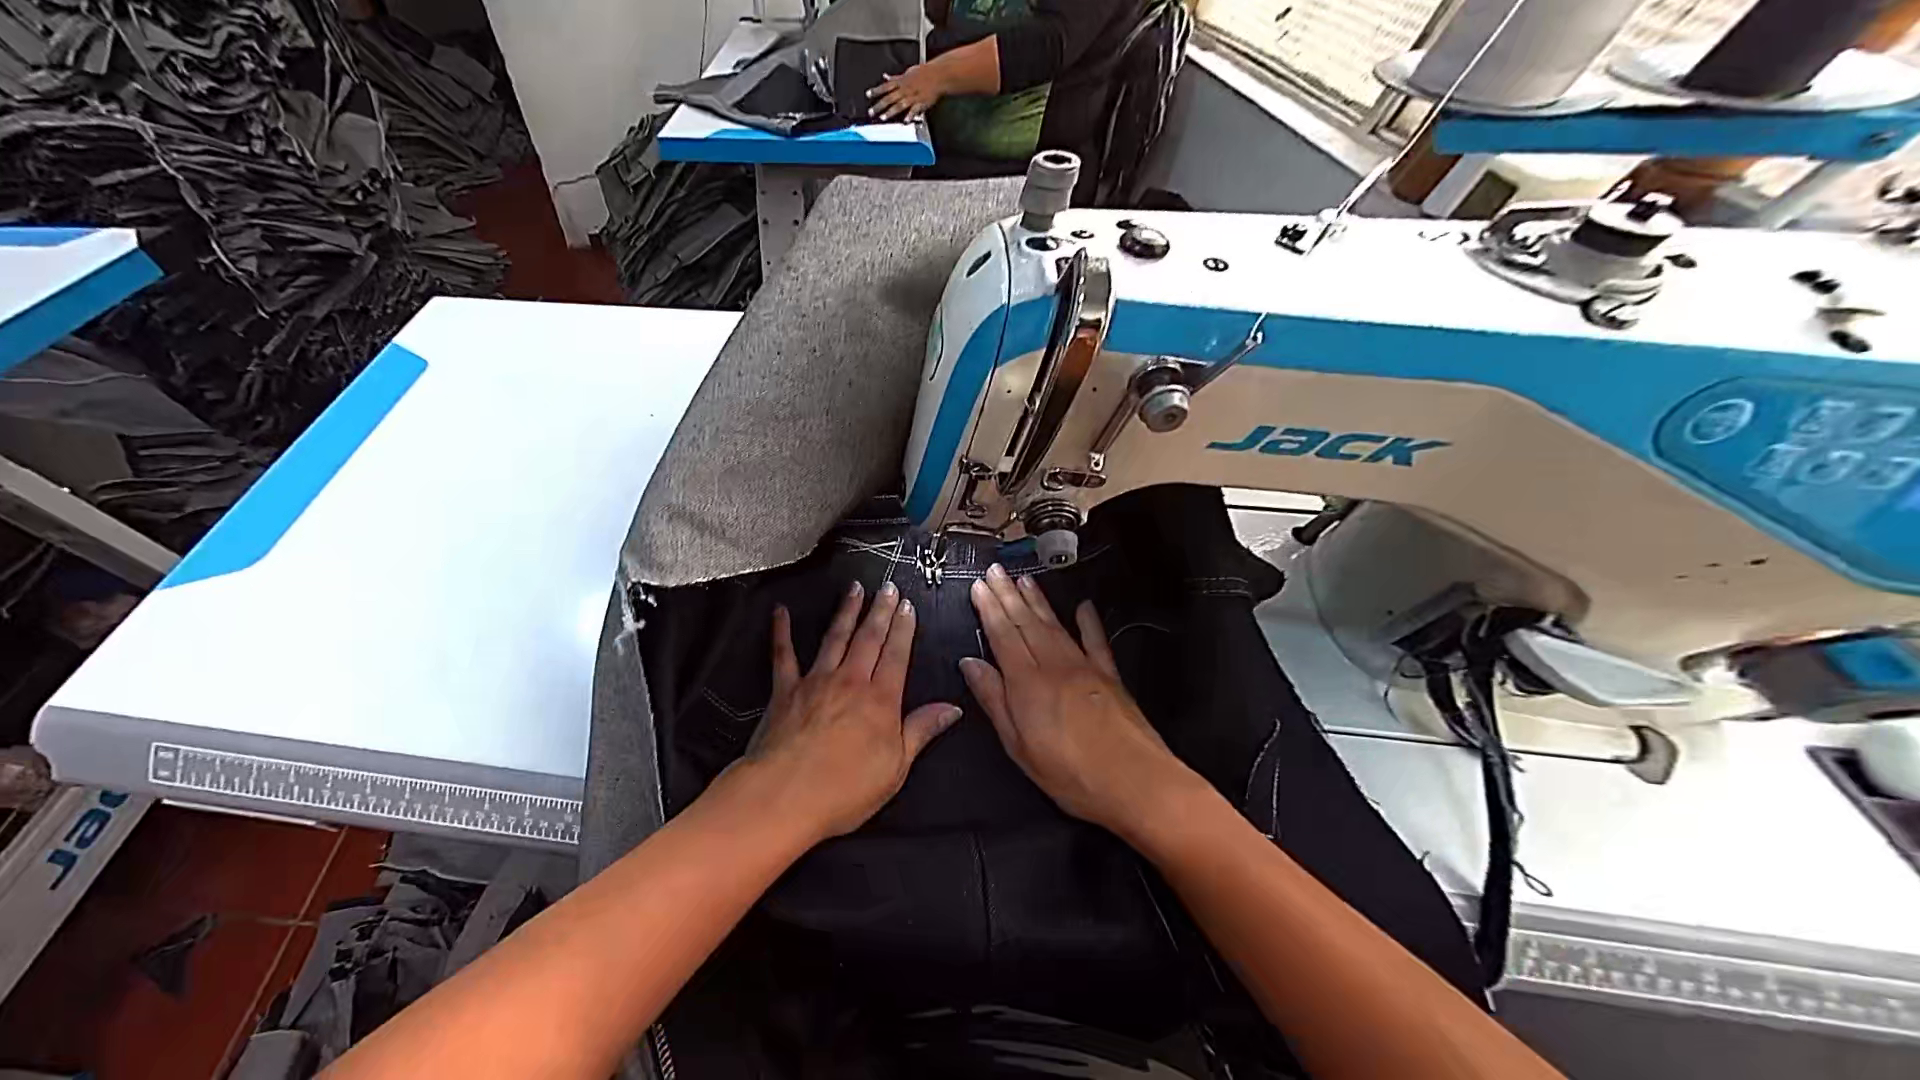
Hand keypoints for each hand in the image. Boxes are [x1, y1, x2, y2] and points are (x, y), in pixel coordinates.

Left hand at [731, 580, 960, 841]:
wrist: (784, 797)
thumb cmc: (843, 790)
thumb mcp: (896, 767)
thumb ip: (922, 730)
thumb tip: (952, 709)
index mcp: (880, 700)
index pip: (897, 653)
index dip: (904, 627)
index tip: (908, 606)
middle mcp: (850, 682)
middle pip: (869, 637)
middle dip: (881, 610)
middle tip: (888, 587)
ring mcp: (816, 682)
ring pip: (835, 637)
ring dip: (847, 611)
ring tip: (855, 589)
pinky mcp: (785, 691)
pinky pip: (784, 655)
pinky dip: (782, 632)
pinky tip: (781, 613)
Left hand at [867, 64, 945, 120]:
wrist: (937, 75)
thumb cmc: (923, 73)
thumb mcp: (907, 73)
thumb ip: (895, 78)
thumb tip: (885, 77)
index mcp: (901, 82)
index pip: (886, 86)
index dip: (876, 90)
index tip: (868, 95)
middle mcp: (905, 90)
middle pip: (889, 98)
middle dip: (879, 105)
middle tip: (871, 112)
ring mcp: (912, 97)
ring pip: (899, 105)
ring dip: (891, 112)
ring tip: (883, 118)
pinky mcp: (921, 103)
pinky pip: (914, 110)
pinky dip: (910, 115)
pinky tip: (905, 121)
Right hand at [962, 564, 1210, 838]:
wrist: (1137, 783)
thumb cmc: (1074, 775)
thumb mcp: (1019, 746)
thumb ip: (994, 700)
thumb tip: (970, 665)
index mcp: (1027, 683)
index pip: (1002, 634)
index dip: (988, 608)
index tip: (979, 586)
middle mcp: (1055, 665)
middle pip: (1025, 622)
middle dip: (1007, 594)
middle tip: (995, 571)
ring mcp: (1085, 667)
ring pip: (1055, 625)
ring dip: (1037, 600)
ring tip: (1024, 580)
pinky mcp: (1110, 676)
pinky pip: (1096, 640)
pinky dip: (1088, 622)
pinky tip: (1084, 607)